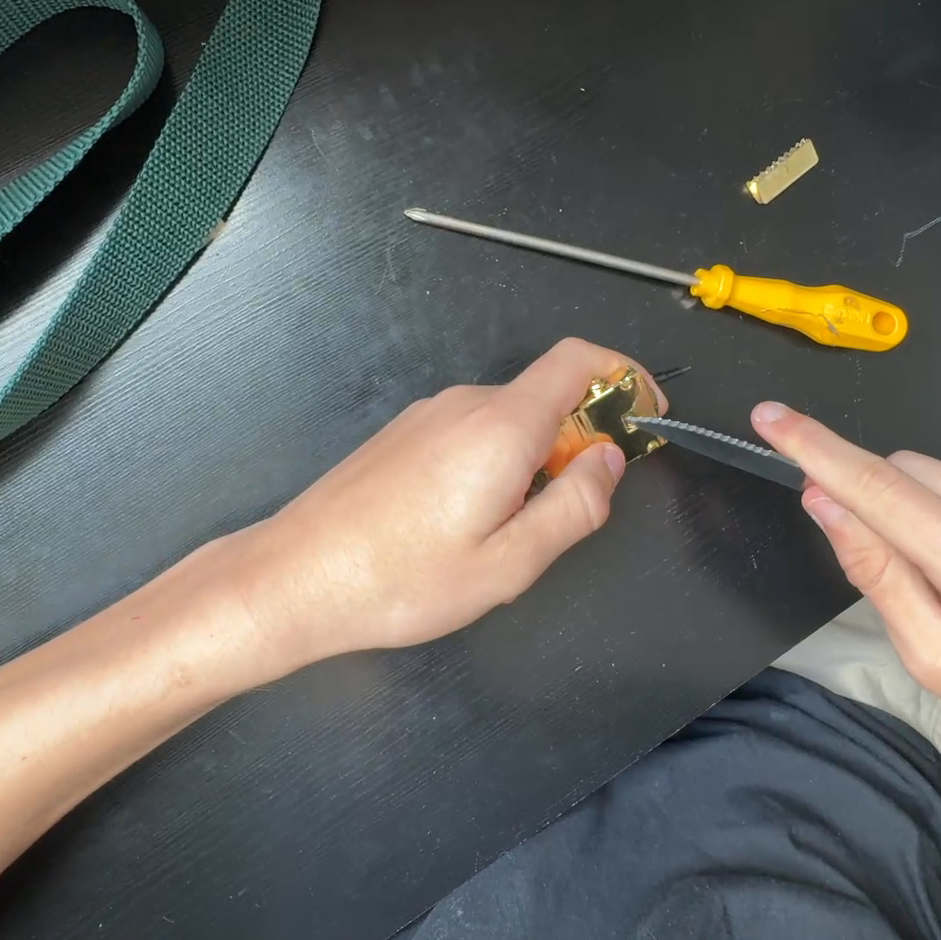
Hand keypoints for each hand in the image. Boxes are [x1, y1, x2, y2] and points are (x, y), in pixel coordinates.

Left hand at [230, 338, 662, 665]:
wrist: (294, 577)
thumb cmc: (404, 579)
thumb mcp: (509, 563)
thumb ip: (575, 506)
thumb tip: (609, 459)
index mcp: (501, 425)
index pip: (578, 360)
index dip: (625, 374)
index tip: (646, 412)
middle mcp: (463, 403)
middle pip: (545, 395)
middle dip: (579, 439)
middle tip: (570, 509)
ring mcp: (427, 414)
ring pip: (507, 418)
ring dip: (534, 457)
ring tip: (508, 530)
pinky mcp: (402, 433)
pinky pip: (470, 431)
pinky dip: (496, 459)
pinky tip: (465, 520)